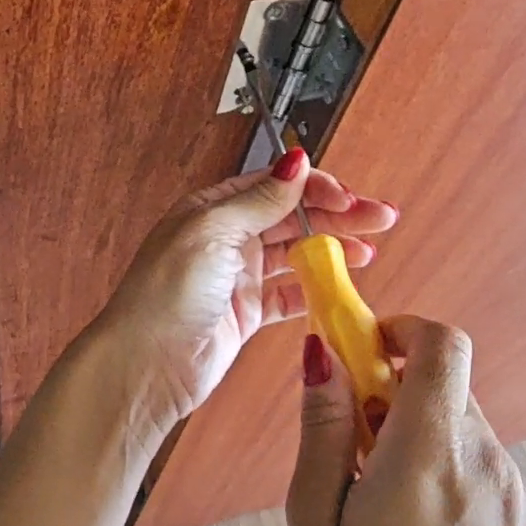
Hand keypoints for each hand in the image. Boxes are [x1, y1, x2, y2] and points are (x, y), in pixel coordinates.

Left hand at [90, 148, 397, 432]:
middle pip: (292, 217)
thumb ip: (259, 200)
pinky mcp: (246, 313)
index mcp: (212, 209)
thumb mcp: (213, 233)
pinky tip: (342, 287)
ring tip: (370, 250)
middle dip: (337, 215)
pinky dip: (317, 290)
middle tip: (380, 218)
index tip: (350, 198)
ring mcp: (237, 276)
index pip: (274, 186)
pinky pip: (290, 295)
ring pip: (296, 254)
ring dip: (333, 250)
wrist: (146, 364)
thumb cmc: (165, 293)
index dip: (315, 188)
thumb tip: (295, 161)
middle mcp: (226, 237)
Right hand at [288, 317, 525, 525]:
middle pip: (446, 393)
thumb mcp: (316, 519)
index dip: (403, 329)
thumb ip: (321, 426)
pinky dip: (460, 487)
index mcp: (432, 455)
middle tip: (357, 450)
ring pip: (468, 438)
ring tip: (390, 512)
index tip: (366, 347)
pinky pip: (495, 481)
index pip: (442, 344)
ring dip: (427, 448)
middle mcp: (492, 470)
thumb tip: (322, 352)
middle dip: (397, 403)